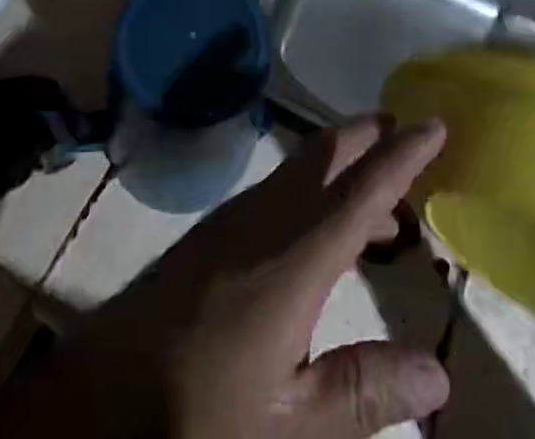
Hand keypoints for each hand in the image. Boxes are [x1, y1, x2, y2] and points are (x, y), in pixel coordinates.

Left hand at [0, 118, 449, 438]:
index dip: (403, 155)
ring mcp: (230, 223)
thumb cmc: (196, 412)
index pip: (361, 190)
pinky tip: (318, 226)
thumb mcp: (289, 424)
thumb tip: (437, 376)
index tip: (435, 124)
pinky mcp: (208, 234)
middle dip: (369, 136)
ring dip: (341, 165)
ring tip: (381, 193)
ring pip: (298, 170)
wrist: (97, 400)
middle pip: (324, 156)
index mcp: (294, 261)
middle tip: (408, 134)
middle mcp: (264, 223)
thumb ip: (363, 392)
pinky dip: (311, 188)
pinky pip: (274, 190)